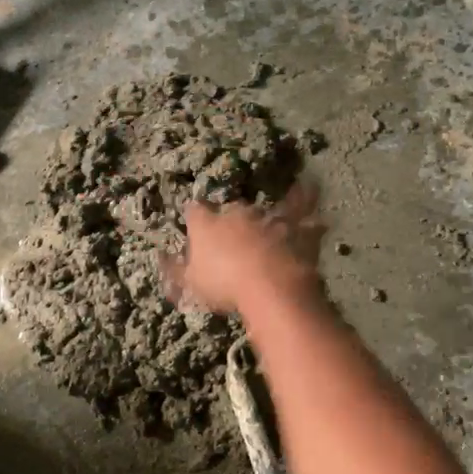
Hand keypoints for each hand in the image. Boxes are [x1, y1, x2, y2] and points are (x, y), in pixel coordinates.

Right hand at [164, 182, 324, 314]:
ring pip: (266, 207)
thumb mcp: (190, 284)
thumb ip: (174, 269)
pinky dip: (306, 196)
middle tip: (237, 241)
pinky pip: (301, 203)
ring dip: (268, 214)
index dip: (196, 219)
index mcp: (206, 223)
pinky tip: (312, 187)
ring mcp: (266, 216)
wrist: (270, 286)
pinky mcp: (294, 223)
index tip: (197, 225)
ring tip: (272, 214)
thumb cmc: (224, 285)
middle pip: (231, 210)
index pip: (194, 211)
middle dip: (233, 222)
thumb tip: (160, 256)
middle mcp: (235, 212)